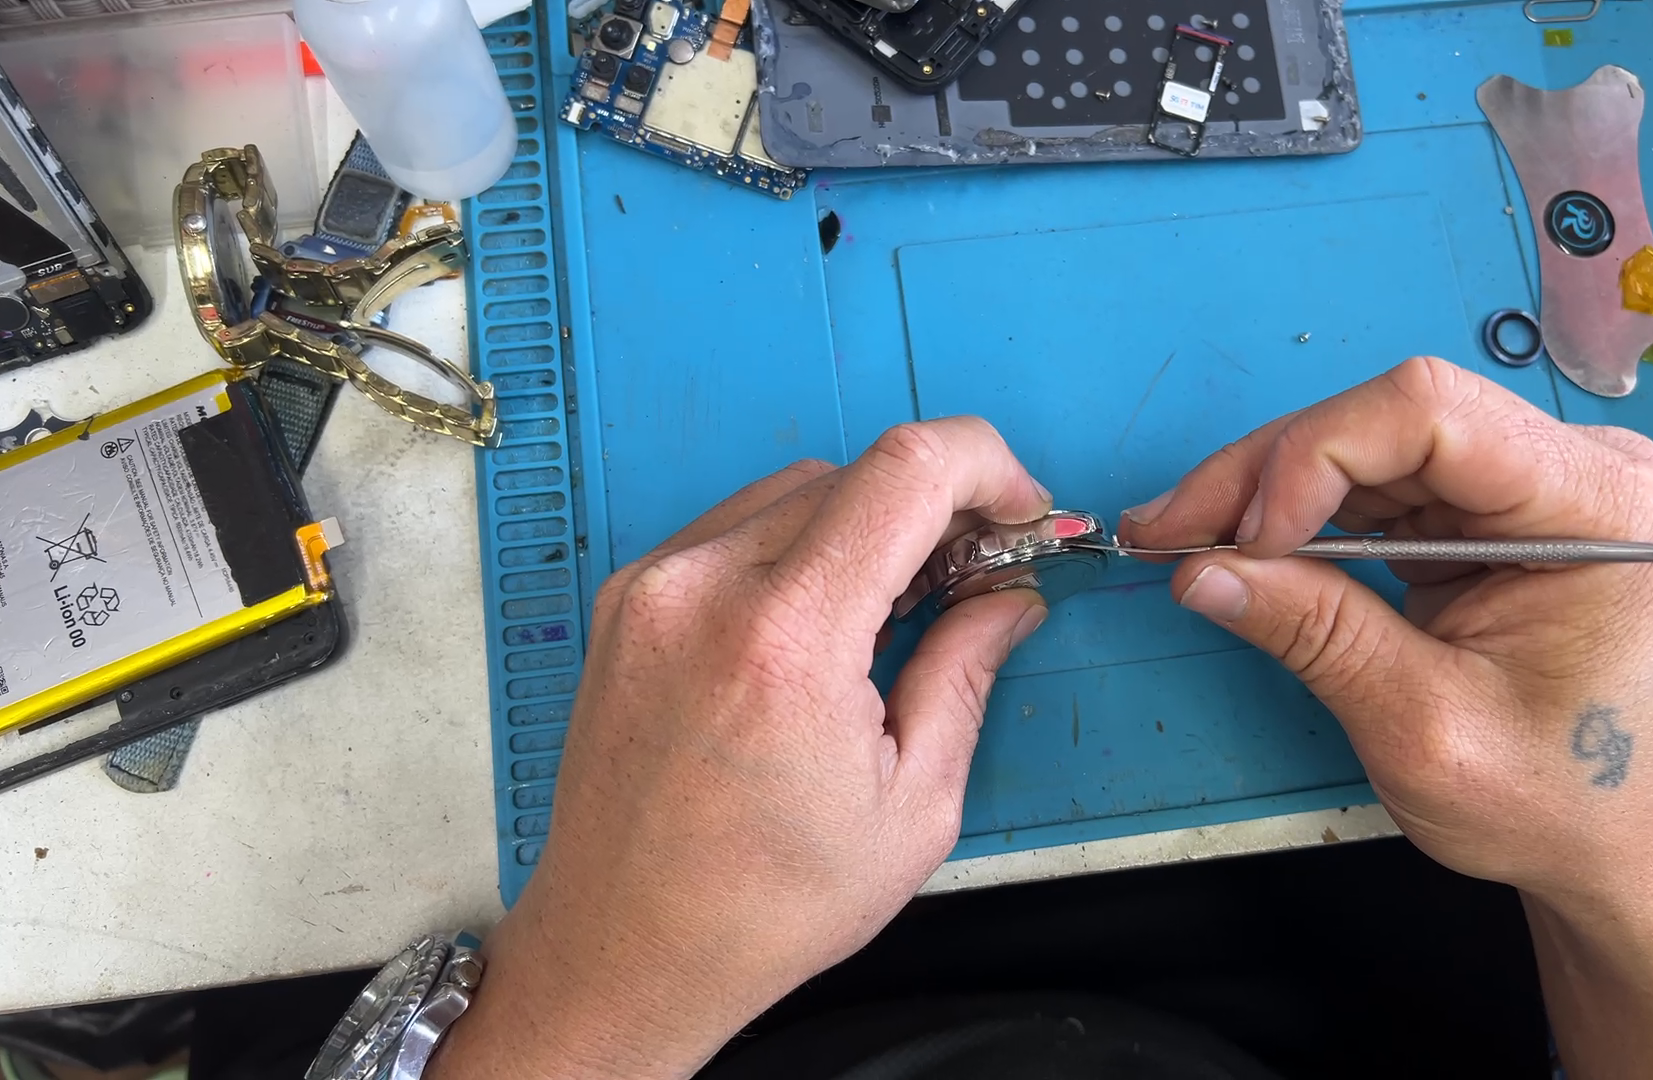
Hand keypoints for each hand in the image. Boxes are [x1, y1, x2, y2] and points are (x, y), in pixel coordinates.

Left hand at [432, 418, 1051, 1079]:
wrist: (621, 952)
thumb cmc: (771, 902)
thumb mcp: (913, 803)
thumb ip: (969, 669)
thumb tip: (1012, 594)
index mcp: (787, 637)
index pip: (908, 469)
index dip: (987, 466)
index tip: (1020, 512)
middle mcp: (705, 583)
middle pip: (862, 473)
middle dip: (941, 506)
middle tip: (976, 571)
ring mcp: (655, 581)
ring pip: (805, 487)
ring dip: (876, 521)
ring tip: (900, 600)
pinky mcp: (632, 593)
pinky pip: (746, 521)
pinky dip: (811, 539)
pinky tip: (829, 608)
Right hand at [1119, 357, 1652, 903]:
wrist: (1608, 847)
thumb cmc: (1553, 803)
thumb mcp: (1423, 728)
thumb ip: (1314, 635)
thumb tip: (1197, 573)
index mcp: (1592, 504)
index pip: (1427, 414)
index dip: (1310, 460)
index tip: (1239, 544)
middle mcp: (1558, 468)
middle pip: (1374, 424)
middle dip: (1254, 477)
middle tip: (1160, 530)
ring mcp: (1508, 488)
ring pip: (1348, 449)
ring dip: (1249, 493)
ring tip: (1173, 536)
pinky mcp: (1464, 516)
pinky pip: (1353, 489)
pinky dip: (1278, 517)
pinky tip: (1225, 543)